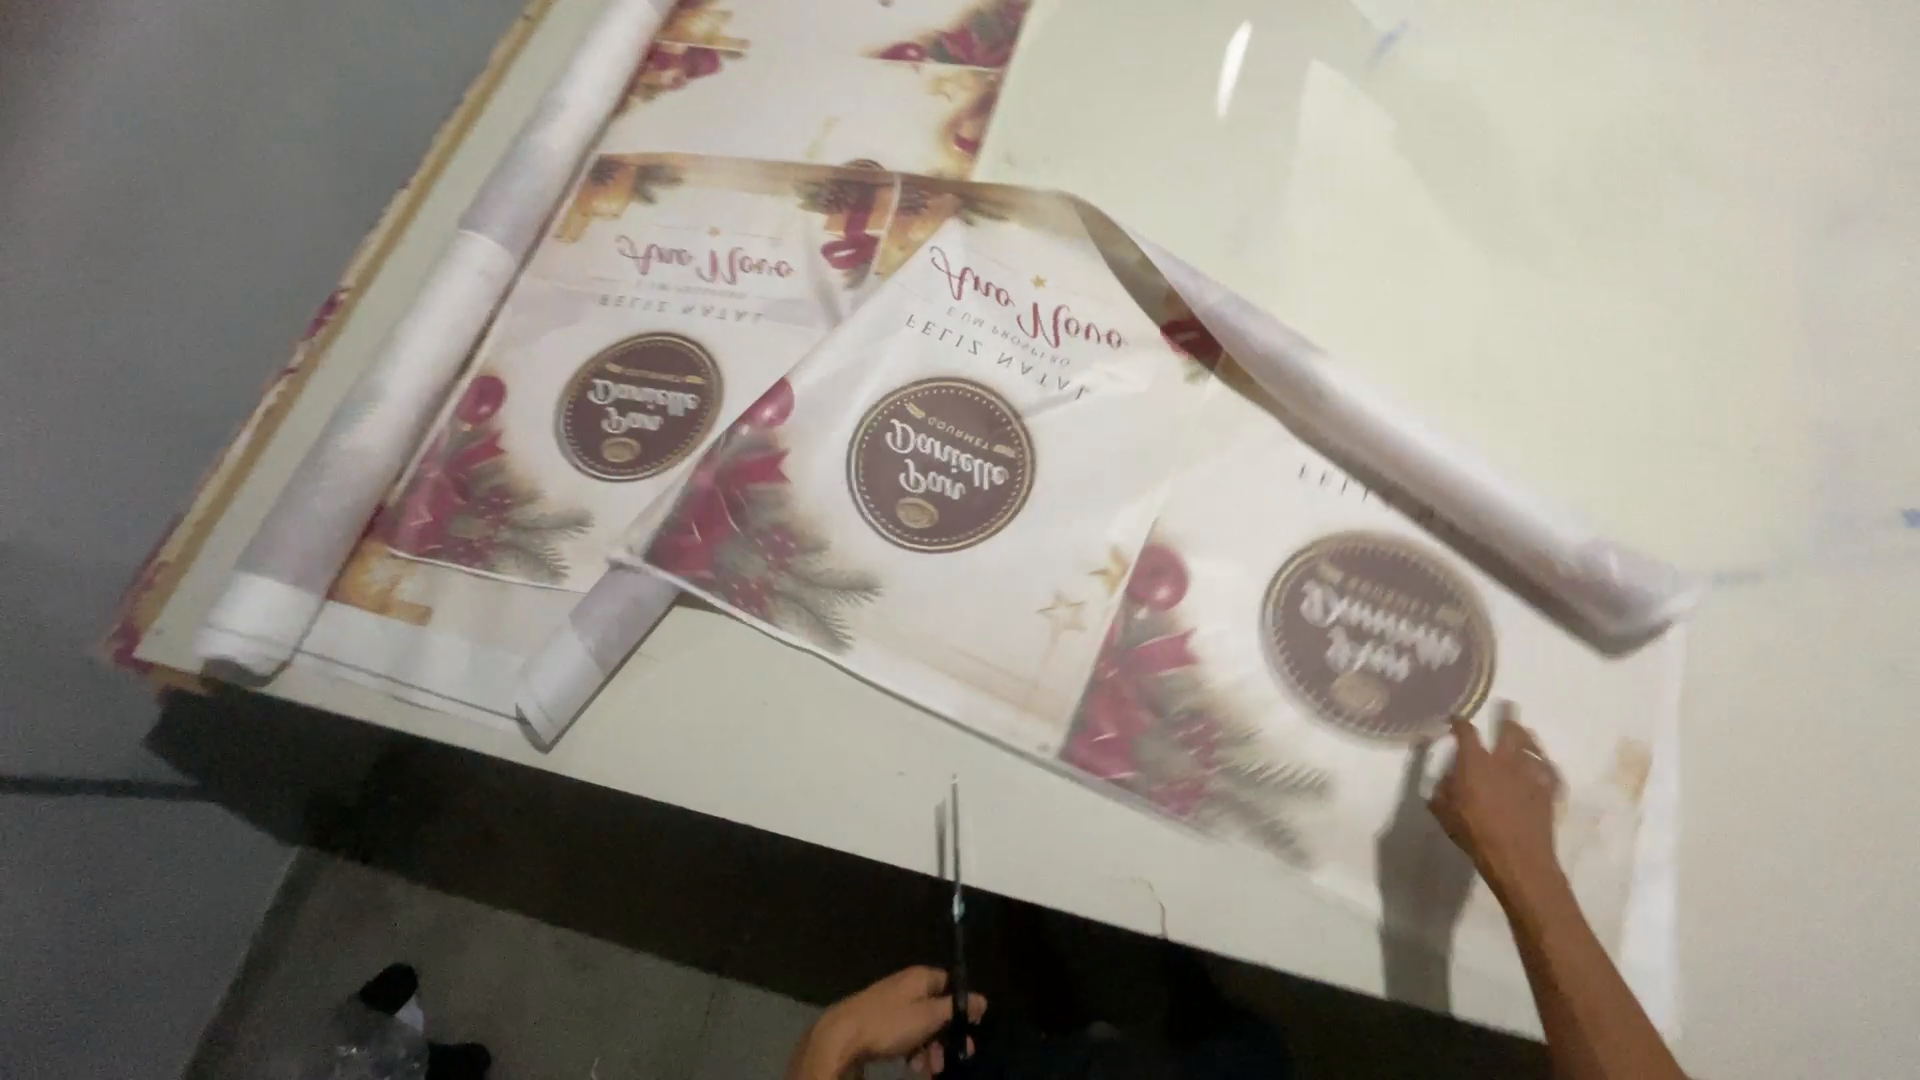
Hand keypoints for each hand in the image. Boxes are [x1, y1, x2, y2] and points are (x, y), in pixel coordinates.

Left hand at [789, 967, 985, 1078]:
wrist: (844, 1035)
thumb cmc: (890, 1022)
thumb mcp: (929, 1016)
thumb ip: (956, 1008)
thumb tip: (982, 999)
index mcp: (921, 977)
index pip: (951, 984)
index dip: (962, 1006)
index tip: (971, 1028)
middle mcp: (909, 986)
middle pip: (937, 1008)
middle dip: (947, 1034)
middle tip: (957, 1057)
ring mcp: (894, 1003)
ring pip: (922, 1024)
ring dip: (932, 1047)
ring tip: (931, 1068)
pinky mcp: (882, 1021)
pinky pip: (906, 1033)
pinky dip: (914, 1048)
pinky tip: (914, 1066)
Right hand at [1429, 702, 1562, 901]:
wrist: (1518, 858)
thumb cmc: (1474, 833)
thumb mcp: (1443, 811)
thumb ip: (1442, 790)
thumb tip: (1445, 780)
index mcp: (1474, 763)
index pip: (1466, 733)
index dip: (1459, 722)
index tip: (1455, 718)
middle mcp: (1504, 762)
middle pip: (1508, 731)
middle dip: (1507, 716)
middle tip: (1508, 705)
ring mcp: (1530, 776)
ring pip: (1532, 748)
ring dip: (1528, 737)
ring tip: (1525, 731)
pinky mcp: (1548, 793)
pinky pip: (1550, 771)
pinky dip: (1545, 764)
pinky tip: (1544, 764)